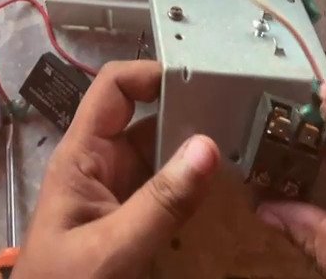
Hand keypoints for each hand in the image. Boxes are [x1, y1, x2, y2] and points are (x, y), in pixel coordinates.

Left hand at [16, 60, 219, 278]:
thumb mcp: (110, 251)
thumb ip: (160, 204)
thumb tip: (209, 145)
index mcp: (82, 155)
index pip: (113, 89)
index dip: (150, 73)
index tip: (198, 78)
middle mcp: (101, 165)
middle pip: (145, 120)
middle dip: (185, 113)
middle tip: (238, 113)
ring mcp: (117, 195)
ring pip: (160, 157)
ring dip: (194, 152)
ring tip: (243, 144)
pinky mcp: (131, 225)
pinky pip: (166, 194)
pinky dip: (193, 188)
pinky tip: (226, 190)